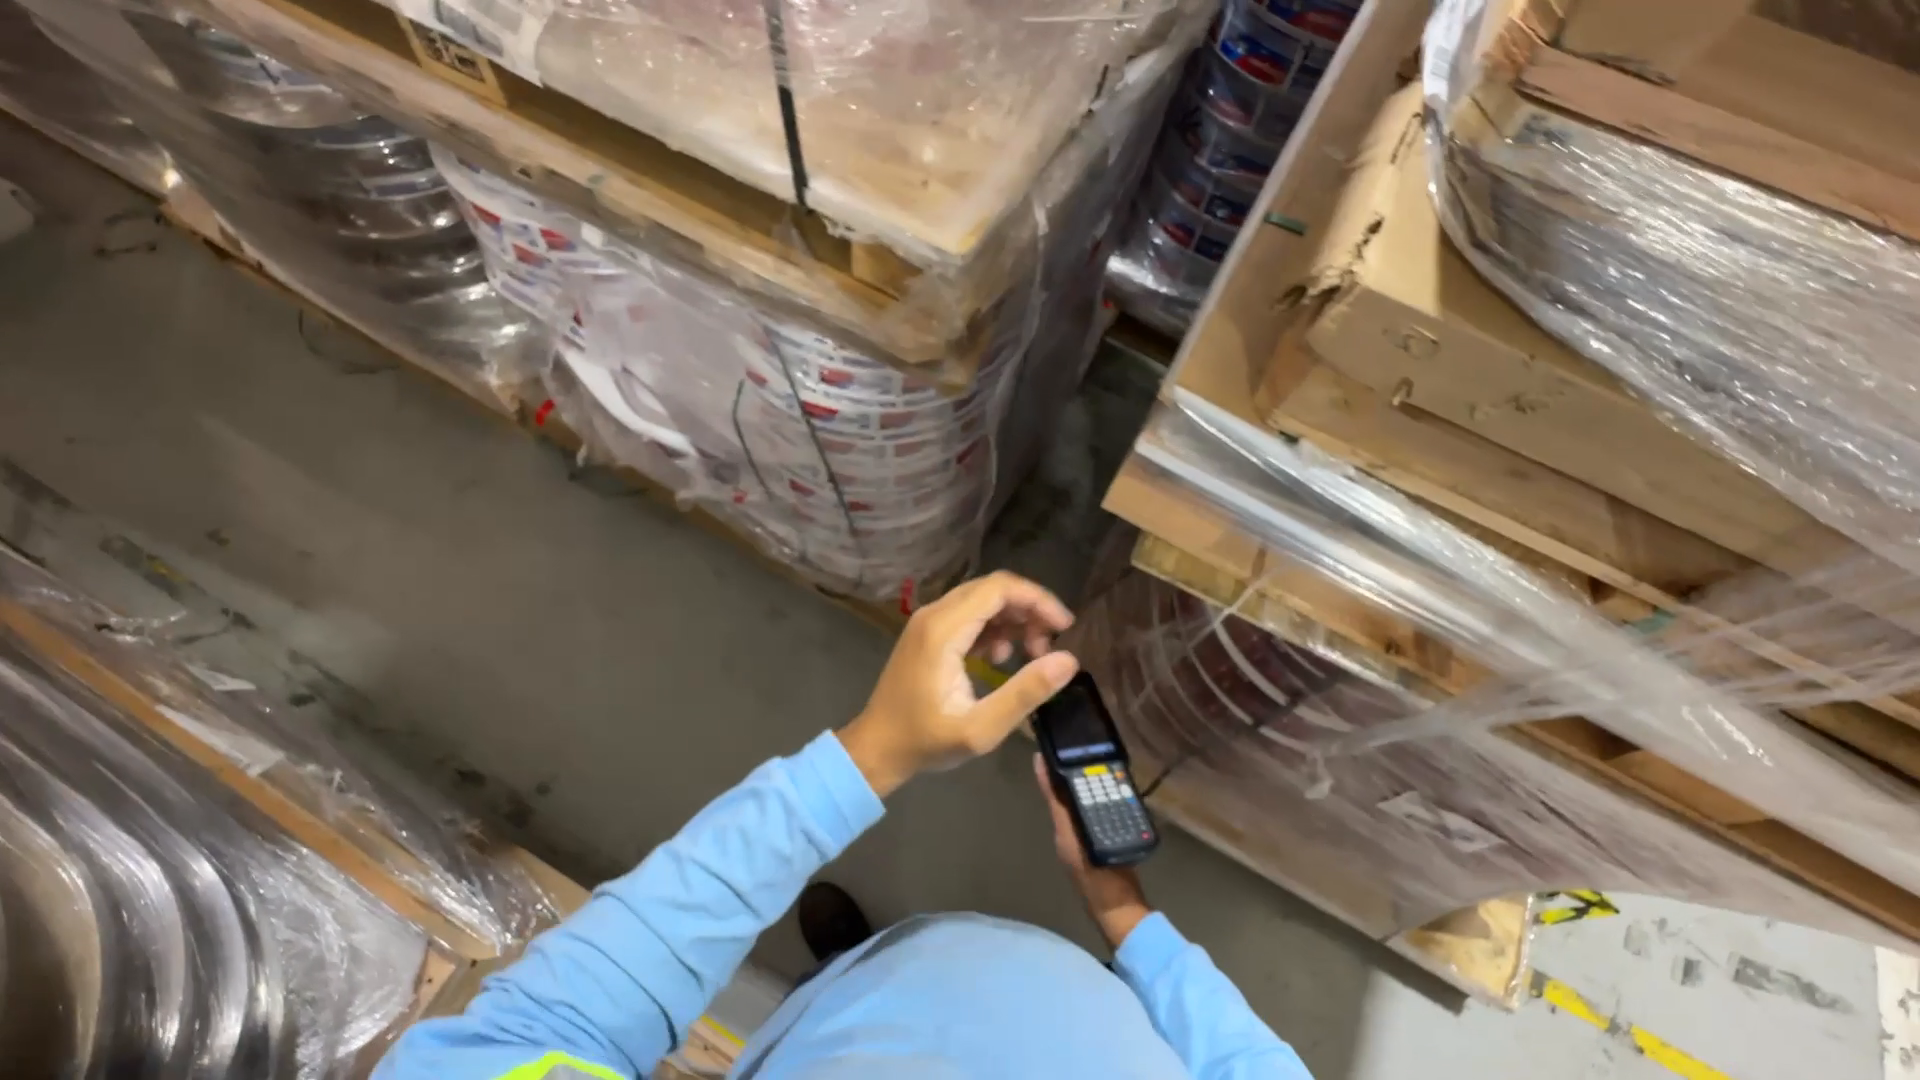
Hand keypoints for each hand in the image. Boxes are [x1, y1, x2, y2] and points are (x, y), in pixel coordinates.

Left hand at [838, 571, 1078, 797]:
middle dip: (1029, 610)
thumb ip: (1025, 692)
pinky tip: (1001, 659)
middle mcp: (934, 615)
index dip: (1038, 600)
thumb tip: (1068, 660)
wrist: (876, 749)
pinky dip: (994, 628)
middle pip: (992, 589)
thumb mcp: (981, 728)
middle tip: (1050, 646)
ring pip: (982, 600)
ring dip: (1013, 619)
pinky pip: (969, 615)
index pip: (1000, 588)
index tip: (1065, 627)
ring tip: (1033, 655)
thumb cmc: (926, 741)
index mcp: (944, 630)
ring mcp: (928, 622)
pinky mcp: (928, 633)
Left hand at [1034, 754, 1151, 949]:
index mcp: (1064, 834)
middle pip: (1063, 801)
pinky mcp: (1095, 849)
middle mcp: (1067, 837)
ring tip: (1090, 769)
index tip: (1041, 753)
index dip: (1046, 776)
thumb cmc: (1105, 880)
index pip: (1052, 798)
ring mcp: (1080, 844)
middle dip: (1064, 778)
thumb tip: (1067, 788)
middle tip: (1072, 755)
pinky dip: (1093, 805)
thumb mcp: (1093, 845)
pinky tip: (1106, 797)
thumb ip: (1080, 819)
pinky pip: (1090, 820)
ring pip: (1076, 809)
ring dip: (1079, 790)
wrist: (1119, 912)